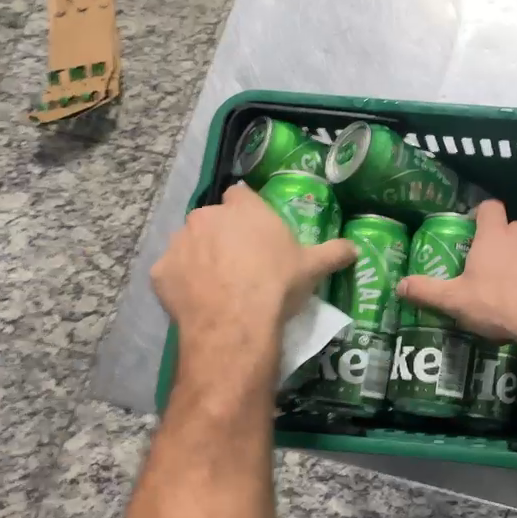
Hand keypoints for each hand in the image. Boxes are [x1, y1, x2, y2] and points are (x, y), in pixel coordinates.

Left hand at [152, 183, 353, 352]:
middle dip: (223, 235)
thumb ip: (334, 252)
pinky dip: (183, 283)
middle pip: (212, 219)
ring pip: (190, 244)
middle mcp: (206, 217)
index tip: (257, 232)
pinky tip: (200, 301)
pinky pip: (173, 273)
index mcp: (243, 208)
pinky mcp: (160, 272)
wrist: (236, 323)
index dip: (247, 211)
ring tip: (220, 285)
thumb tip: (356, 248)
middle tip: (242, 263)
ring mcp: (179, 243)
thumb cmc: (277, 284)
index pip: (240, 195)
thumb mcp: (314, 267)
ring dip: (201, 257)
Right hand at [396, 200, 516, 345]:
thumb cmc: (498, 305)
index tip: (472, 230)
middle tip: (487, 266)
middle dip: (500, 241)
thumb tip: (400, 285)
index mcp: (495, 235)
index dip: (480, 214)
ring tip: (511, 283)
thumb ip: (427, 291)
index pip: (489, 207)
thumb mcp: (456, 301)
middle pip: (510, 228)